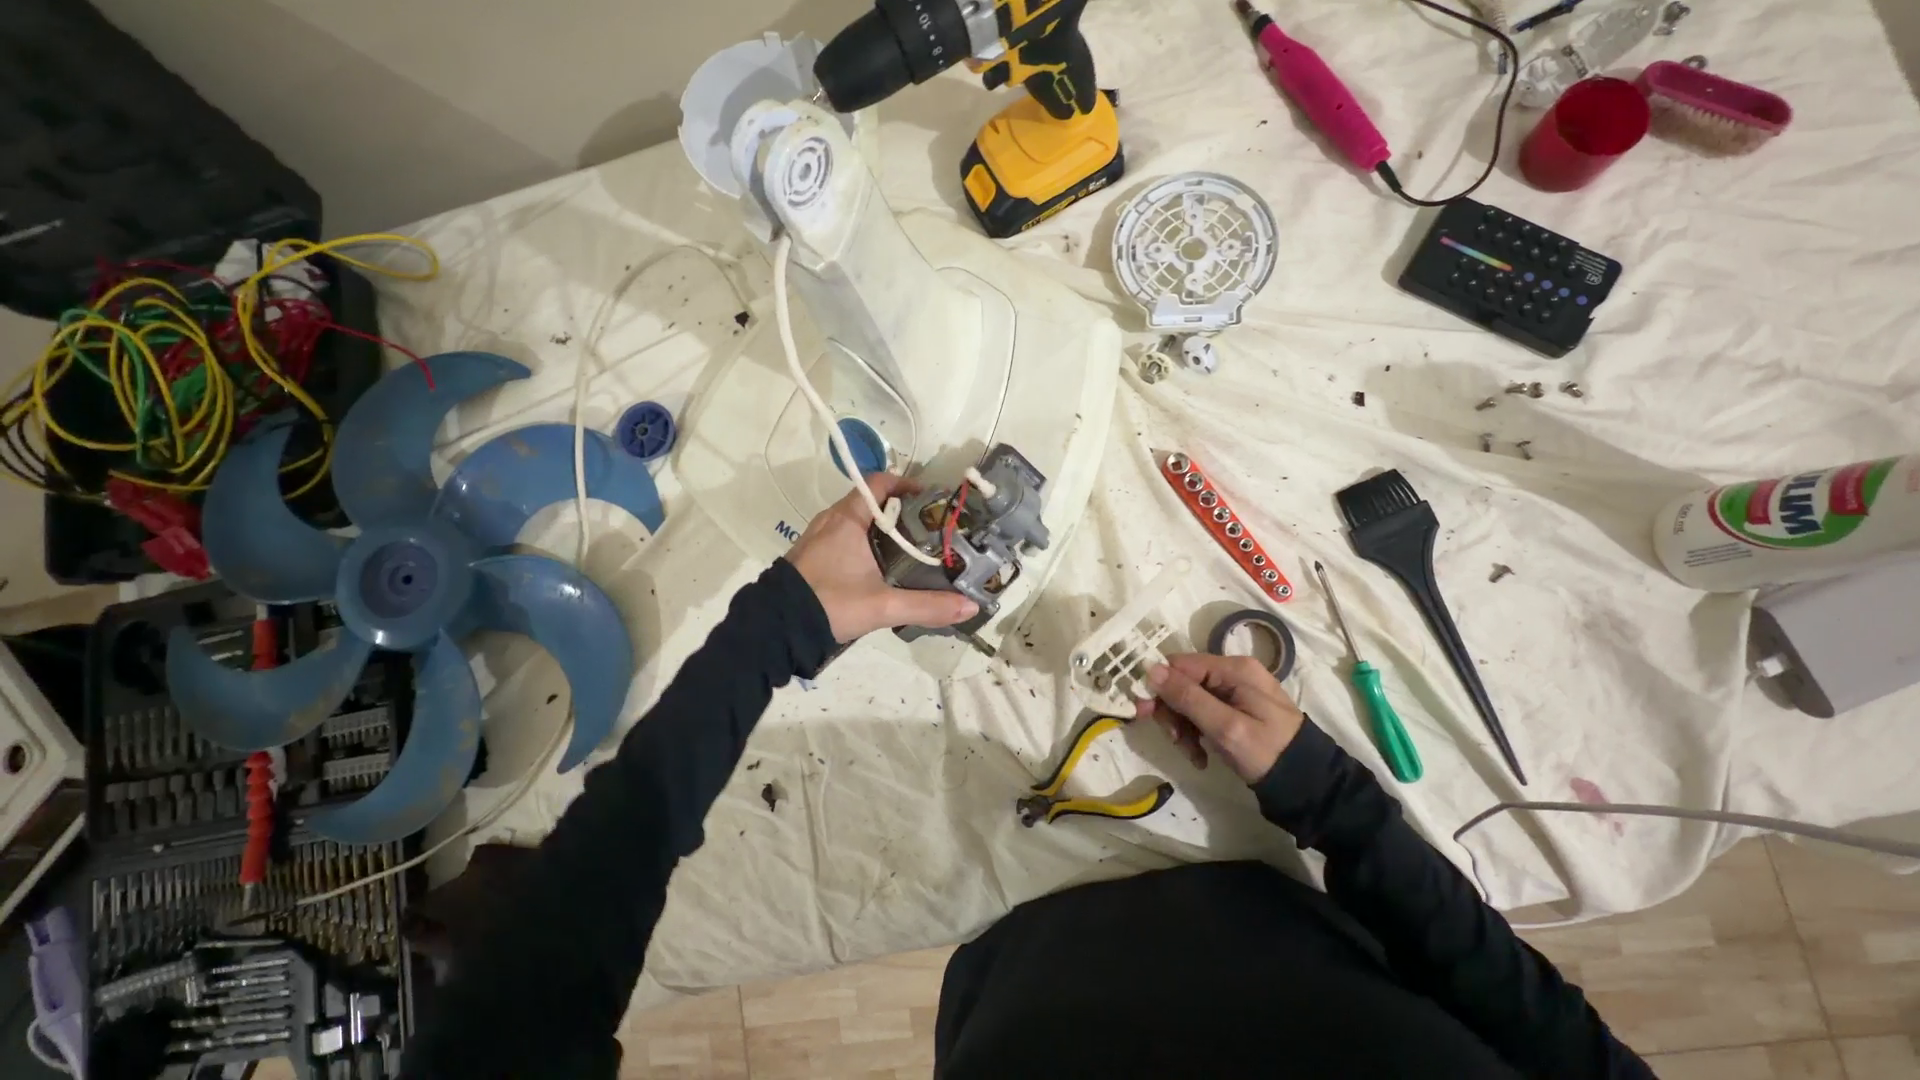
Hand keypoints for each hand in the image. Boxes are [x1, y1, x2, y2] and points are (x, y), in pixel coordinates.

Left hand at [786, 473, 979, 642]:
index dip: (905, 484)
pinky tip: (879, 569)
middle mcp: (831, 521)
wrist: (775, 628)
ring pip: (856, 522)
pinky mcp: (812, 556)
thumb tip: (969, 607)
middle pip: (871, 502)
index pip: (878, 483)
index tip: (929, 499)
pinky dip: (864, 543)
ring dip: (881, 530)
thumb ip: (927, 606)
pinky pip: (843, 538)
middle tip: (928, 530)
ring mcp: (818, 538)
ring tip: (909, 550)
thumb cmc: (829, 604)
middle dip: (900, 512)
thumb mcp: (882, 606)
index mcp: (847, 520)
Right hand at [1141, 654, 1305, 782]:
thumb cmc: (1267, 753)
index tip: (1143, 715)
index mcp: (1233, 669)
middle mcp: (1232, 673)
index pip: (1178, 664)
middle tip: (1175, 742)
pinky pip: (1202, 713)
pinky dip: (1195, 734)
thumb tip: (1150, 669)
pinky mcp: (1234, 709)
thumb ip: (1188, 698)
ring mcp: (1234, 691)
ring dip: (1182, 728)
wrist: (1307, 782)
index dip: (1158, 687)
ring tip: (1193, 754)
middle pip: (1181, 683)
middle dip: (1172, 713)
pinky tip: (1201, 756)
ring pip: (1188, 701)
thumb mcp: (1225, 727)